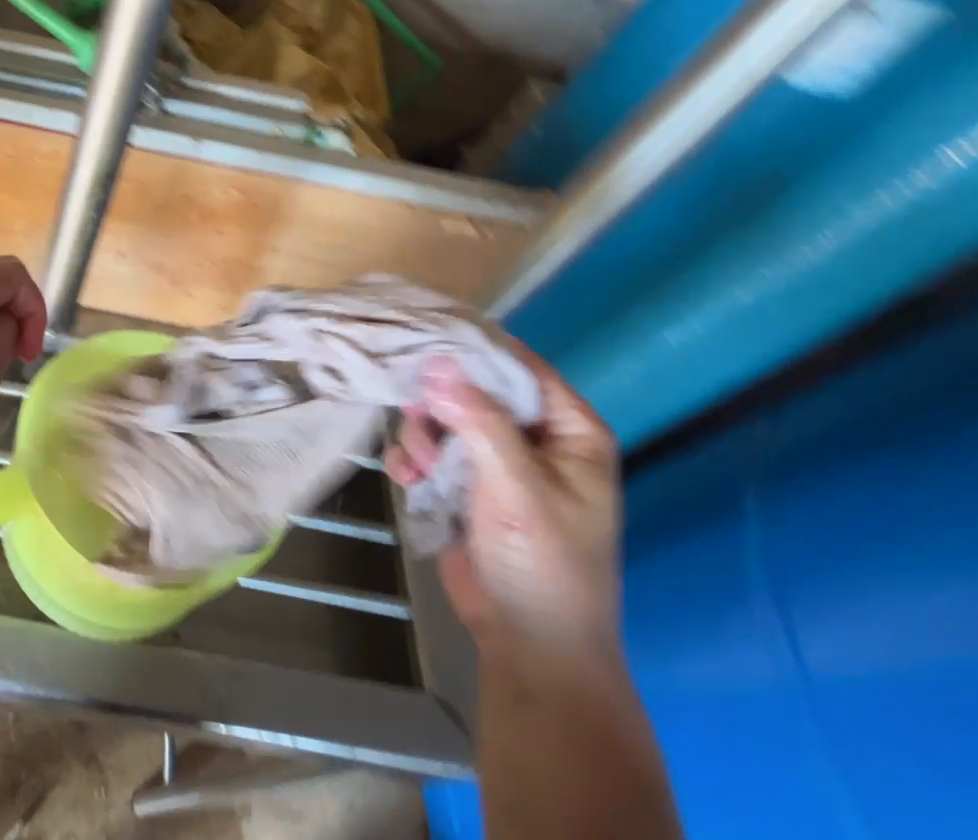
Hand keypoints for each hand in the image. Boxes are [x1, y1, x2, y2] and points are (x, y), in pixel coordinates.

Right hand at [385, 350, 621, 656]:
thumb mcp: (517, 486)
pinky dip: (414, 462)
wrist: (528, 643)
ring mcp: (497, 467)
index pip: (521, 369)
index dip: (475, 350)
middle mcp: (534, 441)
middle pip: (475, 392)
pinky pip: (430, 455)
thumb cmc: (543, 562)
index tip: (424, 334)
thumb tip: (438, 362)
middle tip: (417, 418)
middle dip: (440, 404)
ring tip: (419, 467)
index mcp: (569, 432)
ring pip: (445, 422)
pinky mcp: (465, 491)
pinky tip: (408, 479)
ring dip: (423, 437)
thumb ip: (478, 421)